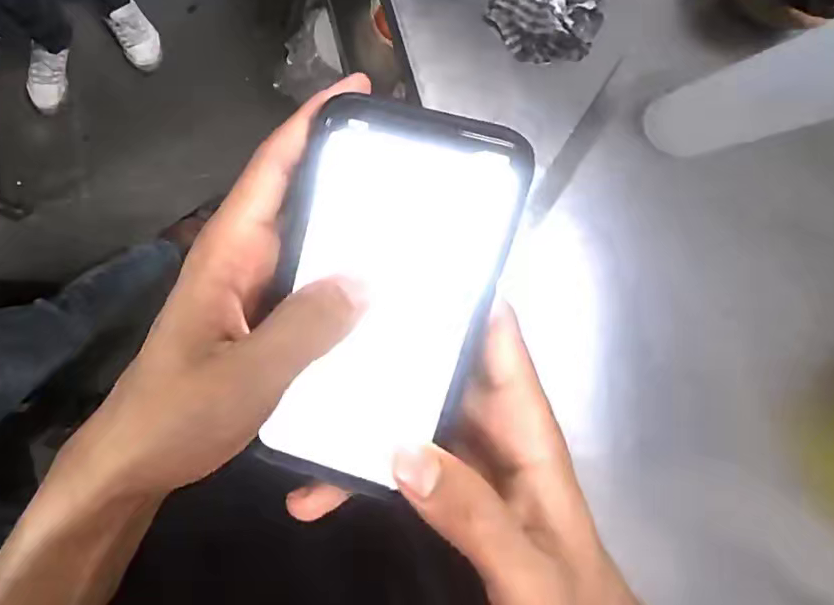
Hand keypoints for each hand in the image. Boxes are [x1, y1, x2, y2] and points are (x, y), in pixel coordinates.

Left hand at [48, 74, 373, 501]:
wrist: (136, 458)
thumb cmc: (178, 410)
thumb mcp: (247, 374)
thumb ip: (306, 327)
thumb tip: (368, 277)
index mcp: (228, 247)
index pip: (271, 165)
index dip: (308, 120)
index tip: (354, 90)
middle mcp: (240, 253)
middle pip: (292, 187)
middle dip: (338, 157)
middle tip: (400, 146)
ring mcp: (250, 282)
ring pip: (303, 229)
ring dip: (344, 210)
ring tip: (406, 199)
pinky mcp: (259, 312)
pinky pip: (306, 271)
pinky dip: (339, 259)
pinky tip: (379, 272)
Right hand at [288, 305, 639, 604]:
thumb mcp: (532, 571)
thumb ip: (475, 514)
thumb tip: (401, 448)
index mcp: (526, 430)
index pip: (498, 339)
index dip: (462, 292)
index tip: (406, 262)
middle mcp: (492, 432)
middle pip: (438, 366)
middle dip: (390, 341)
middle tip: (329, 312)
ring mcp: (465, 463)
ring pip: (408, 413)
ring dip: (360, 411)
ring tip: (302, 398)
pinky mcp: (443, 494)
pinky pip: (395, 466)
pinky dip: (357, 474)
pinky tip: (312, 490)